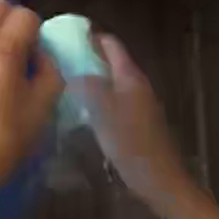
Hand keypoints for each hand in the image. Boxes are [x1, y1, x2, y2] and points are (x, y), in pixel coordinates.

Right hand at [72, 32, 195, 207]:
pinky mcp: (137, 122)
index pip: (110, 43)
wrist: (161, 182)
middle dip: (85, 58)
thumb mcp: (101, 109)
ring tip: (63, 84)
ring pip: (110, 82)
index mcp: (129, 75)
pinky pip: (113, 100)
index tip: (64, 38)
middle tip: (58, 63)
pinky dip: (97, 98)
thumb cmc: (131, 142)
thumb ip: (85, 84)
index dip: (89, 37)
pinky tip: (80, 111)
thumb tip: (71, 71)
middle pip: (110, 61)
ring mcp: (139, 104)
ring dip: (90, 79)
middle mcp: (136, 84)